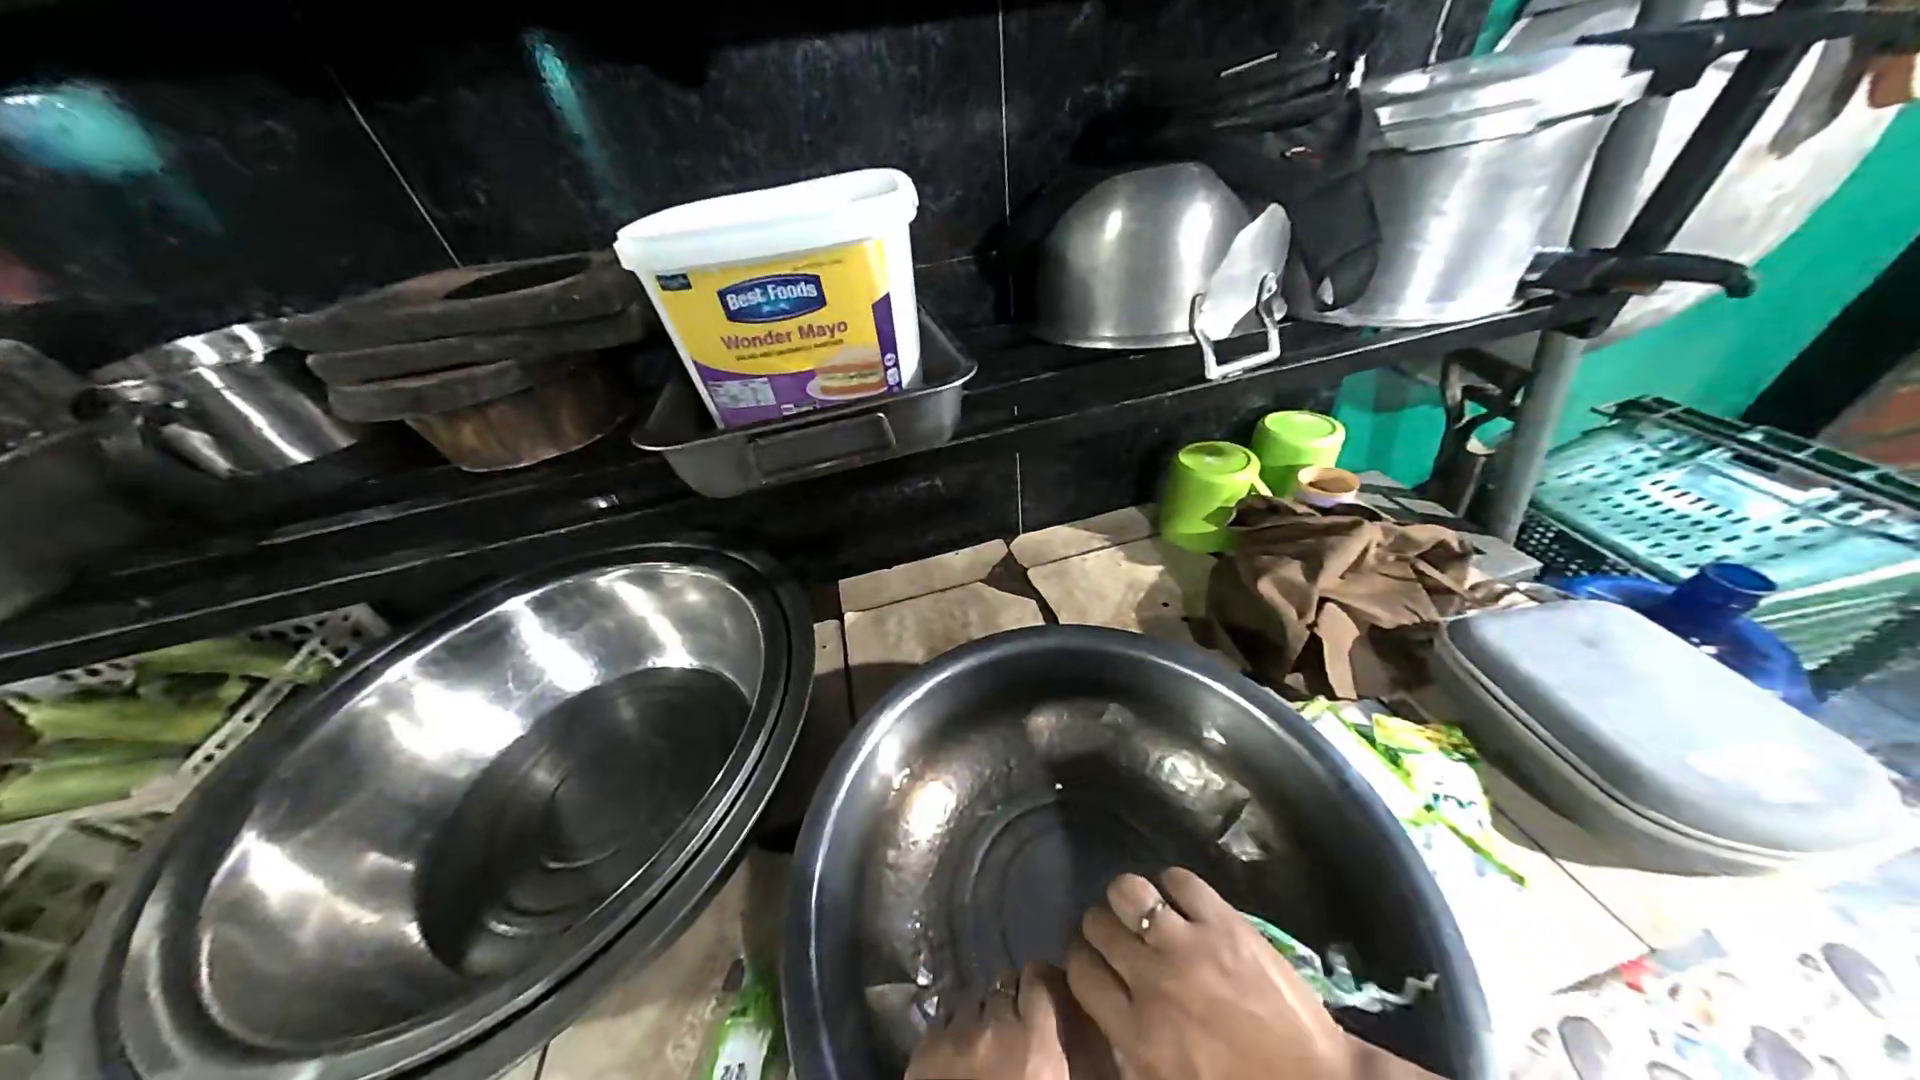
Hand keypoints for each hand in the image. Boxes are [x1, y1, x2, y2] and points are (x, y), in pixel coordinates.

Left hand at [907, 960, 1071, 1079]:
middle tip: (1010, 1024)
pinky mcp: (924, 1049)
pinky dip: (951, 1030)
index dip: (1039, 981)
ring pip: (971, 998)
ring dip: (978, 1012)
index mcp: (1037, 1045)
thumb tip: (1052, 1034)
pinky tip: (955, 1051)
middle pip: (1002, 985)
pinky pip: (943, 1020)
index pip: (1038, 979)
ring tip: (981, 1037)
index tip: (1040, 991)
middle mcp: (996, 1027)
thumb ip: (1054, 1055)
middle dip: (1007, 1000)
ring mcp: (956, 1035)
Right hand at [1064, 869, 1354, 1079]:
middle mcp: (1153, 982)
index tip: (1094, 959)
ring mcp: (1190, 947)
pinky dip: (1174, 885)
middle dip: (1102, 926)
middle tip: (1120, 934)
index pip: (1080, 971)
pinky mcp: (1225, 922)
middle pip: (1097, 924)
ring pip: (1127, 891)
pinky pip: (1179, 879)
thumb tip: (1101, 1002)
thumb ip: (1126, 1044)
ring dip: (1129, 898)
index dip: (1082, 959)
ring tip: (1145, 909)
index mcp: (1137, 1033)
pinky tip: (1181, 900)